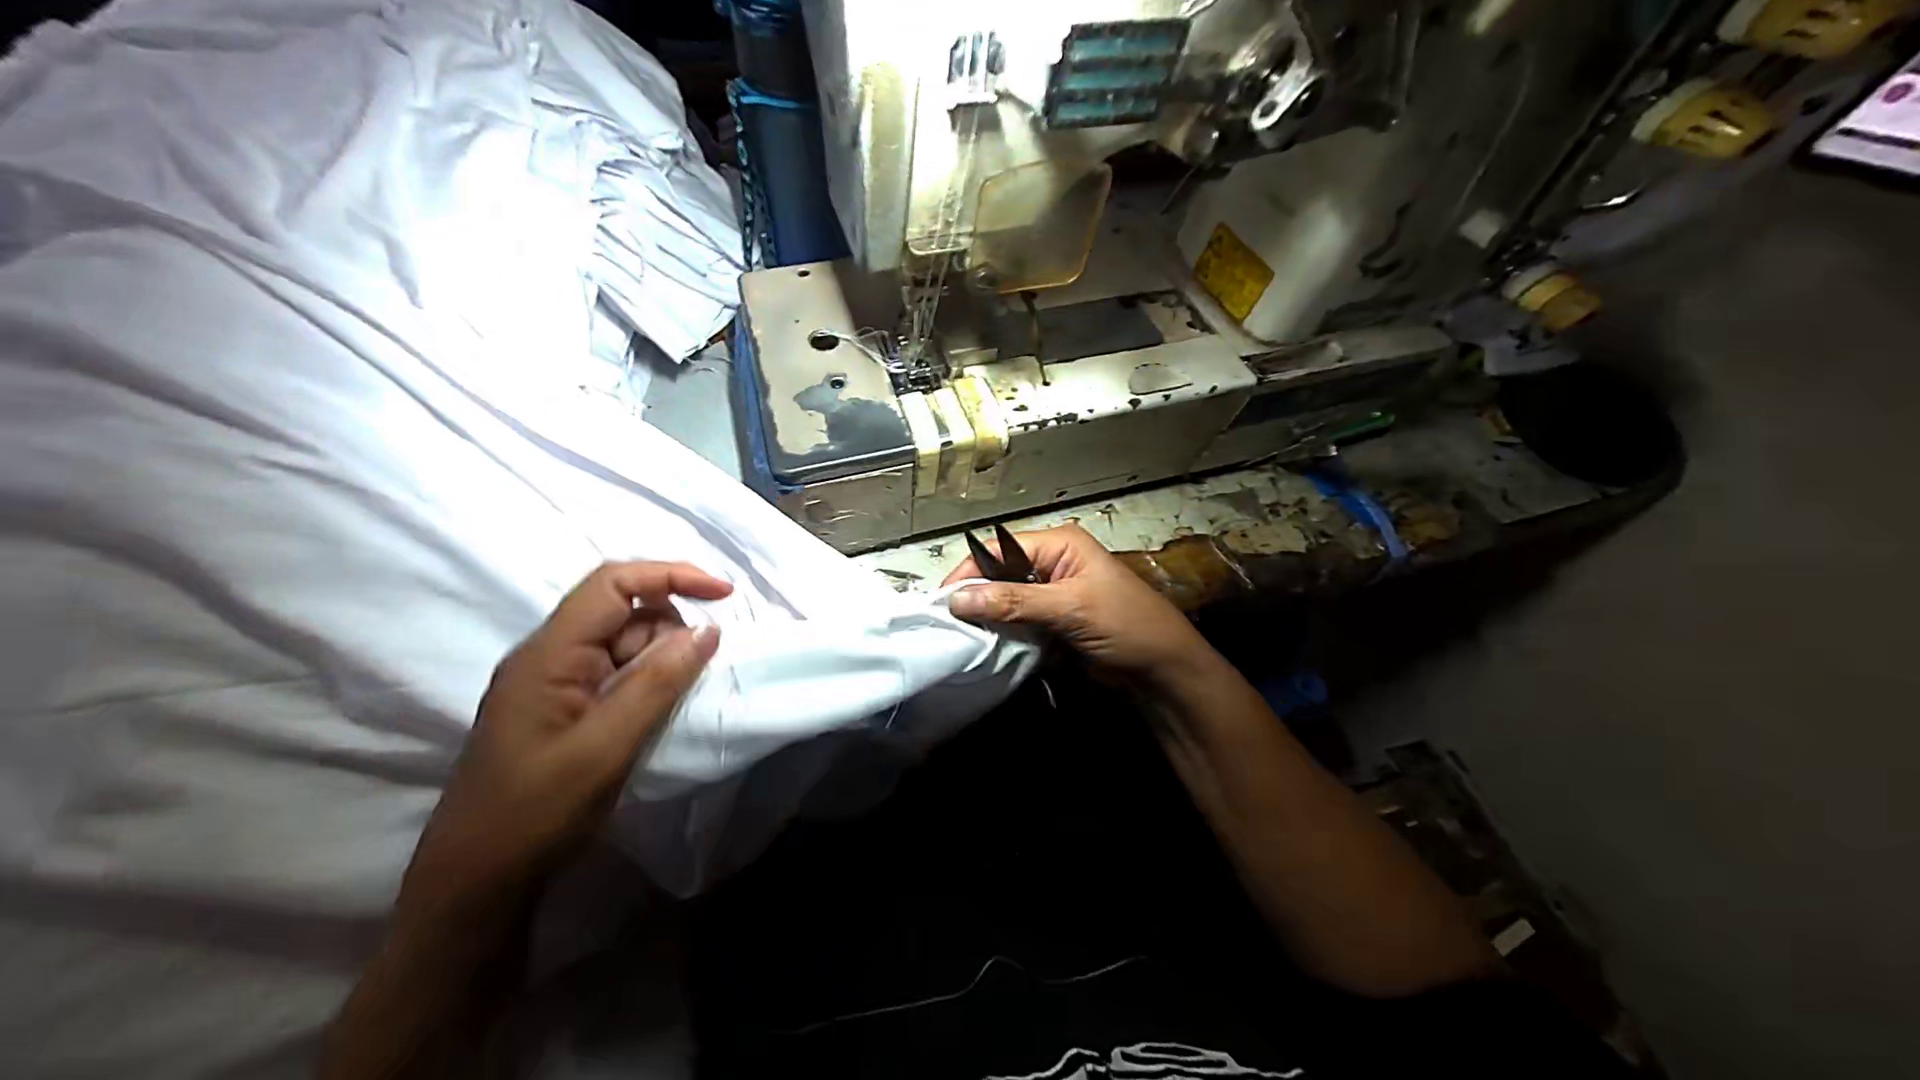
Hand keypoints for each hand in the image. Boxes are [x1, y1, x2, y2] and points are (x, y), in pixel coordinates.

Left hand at [400, 561, 730, 910]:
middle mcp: (548, 657)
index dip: (671, 576)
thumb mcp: (607, 747)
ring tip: (676, 704)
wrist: (476, 883)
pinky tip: (658, 714)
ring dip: (660, 660)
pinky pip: (614, 674)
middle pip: (622, 612)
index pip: (612, 583)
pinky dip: (646, 682)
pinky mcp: (560, 708)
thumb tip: (707, 631)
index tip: (724, 596)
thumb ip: (659, 682)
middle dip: (670, 629)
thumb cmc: (537, 812)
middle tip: (697, 675)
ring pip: (622, 644)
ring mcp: (552, 683)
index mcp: (549, 654)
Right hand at [943, 524, 1212, 682]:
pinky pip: (1018, 620)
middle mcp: (1053, 562)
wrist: (1163, 671)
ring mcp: (1053, 593)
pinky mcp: (1053, 621)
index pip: (1001, 549)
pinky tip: (985, 642)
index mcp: (1060, 544)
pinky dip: (1002, 630)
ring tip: (960, 633)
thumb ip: (1014, 601)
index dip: (970, 571)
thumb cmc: (1126, 625)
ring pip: (1006, 598)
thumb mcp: (1070, 607)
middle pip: (1000, 572)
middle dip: (976, 593)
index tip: (943, 599)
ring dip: (987, 614)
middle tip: (947, 620)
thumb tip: (959, 598)